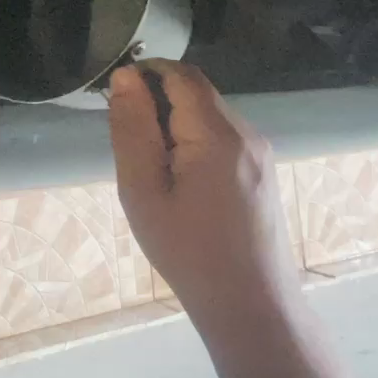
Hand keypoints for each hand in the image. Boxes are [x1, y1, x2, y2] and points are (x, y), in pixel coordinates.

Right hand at [109, 60, 300, 321]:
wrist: (250, 305)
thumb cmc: (187, 250)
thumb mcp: (142, 189)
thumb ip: (132, 129)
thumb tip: (126, 77)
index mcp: (217, 135)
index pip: (181, 75)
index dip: (146, 72)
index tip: (115, 97)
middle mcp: (246, 134)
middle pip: (196, 91)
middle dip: (157, 99)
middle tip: (126, 139)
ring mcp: (259, 153)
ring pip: (208, 113)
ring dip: (173, 120)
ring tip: (148, 165)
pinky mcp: (262, 170)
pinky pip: (221, 135)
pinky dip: (192, 138)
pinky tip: (176, 178)